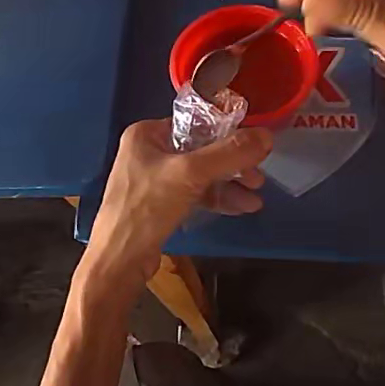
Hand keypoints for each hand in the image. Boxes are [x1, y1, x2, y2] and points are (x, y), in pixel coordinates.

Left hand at [80, 120, 273, 298]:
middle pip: (201, 150)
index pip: (194, 123)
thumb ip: (230, 153)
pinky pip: (194, 193)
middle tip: (257, 178)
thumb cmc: (147, 208)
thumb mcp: (191, 174)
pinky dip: (217, 198)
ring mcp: (153, 180)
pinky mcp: (160, 205)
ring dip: (229, 183)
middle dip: (232, 164)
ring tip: (255, 196)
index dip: (226, 133)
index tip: (254, 146)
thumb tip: (266, 136)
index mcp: (146, 134)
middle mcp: (149, 152)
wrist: (118, 262)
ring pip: (201, 174)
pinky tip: (241, 207)